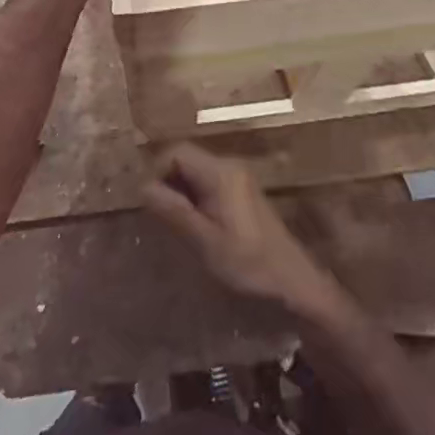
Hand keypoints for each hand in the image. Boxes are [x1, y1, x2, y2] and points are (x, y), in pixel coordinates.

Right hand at [144, 145, 339, 312]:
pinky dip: (193, 198)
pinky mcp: (240, 193)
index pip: (177, 152)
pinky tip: (192, 226)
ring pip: (194, 172)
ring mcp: (237, 178)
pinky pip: (207, 183)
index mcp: (221, 173)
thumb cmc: (248, 264)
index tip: (149, 204)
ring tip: (173, 224)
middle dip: (166, 182)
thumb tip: (142, 187)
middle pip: (185, 159)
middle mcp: (229, 167)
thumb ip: (174, 212)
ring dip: (179, 192)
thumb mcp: (205, 242)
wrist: (292, 282)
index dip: (157, 171)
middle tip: (158, 217)